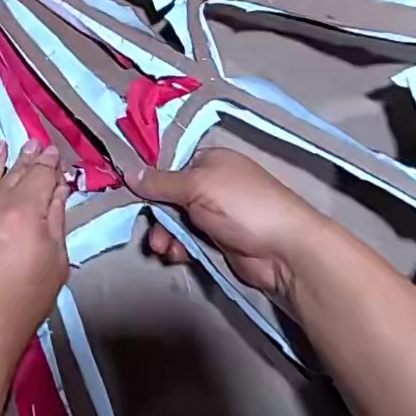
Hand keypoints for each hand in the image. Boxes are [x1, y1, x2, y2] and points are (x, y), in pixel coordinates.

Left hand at [0, 143, 69, 358]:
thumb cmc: (26, 298)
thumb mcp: (56, 259)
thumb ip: (56, 216)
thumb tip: (59, 187)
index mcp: (24, 212)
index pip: (42, 176)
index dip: (51, 164)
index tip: (57, 153)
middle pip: (20, 173)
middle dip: (34, 159)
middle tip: (43, 144)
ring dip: (13, 160)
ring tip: (25, 144)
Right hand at [130, 147, 325, 300]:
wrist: (286, 251)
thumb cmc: (242, 206)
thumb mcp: (196, 186)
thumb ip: (161, 182)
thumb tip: (129, 171)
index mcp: (209, 160)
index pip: (170, 163)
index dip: (150, 178)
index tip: (131, 192)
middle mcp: (212, 183)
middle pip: (169, 195)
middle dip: (157, 215)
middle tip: (152, 233)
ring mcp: (216, 212)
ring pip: (176, 220)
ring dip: (166, 234)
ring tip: (163, 249)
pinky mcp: (219, 239)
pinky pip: (188, 238)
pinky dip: (179, 246)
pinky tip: (177, 255)